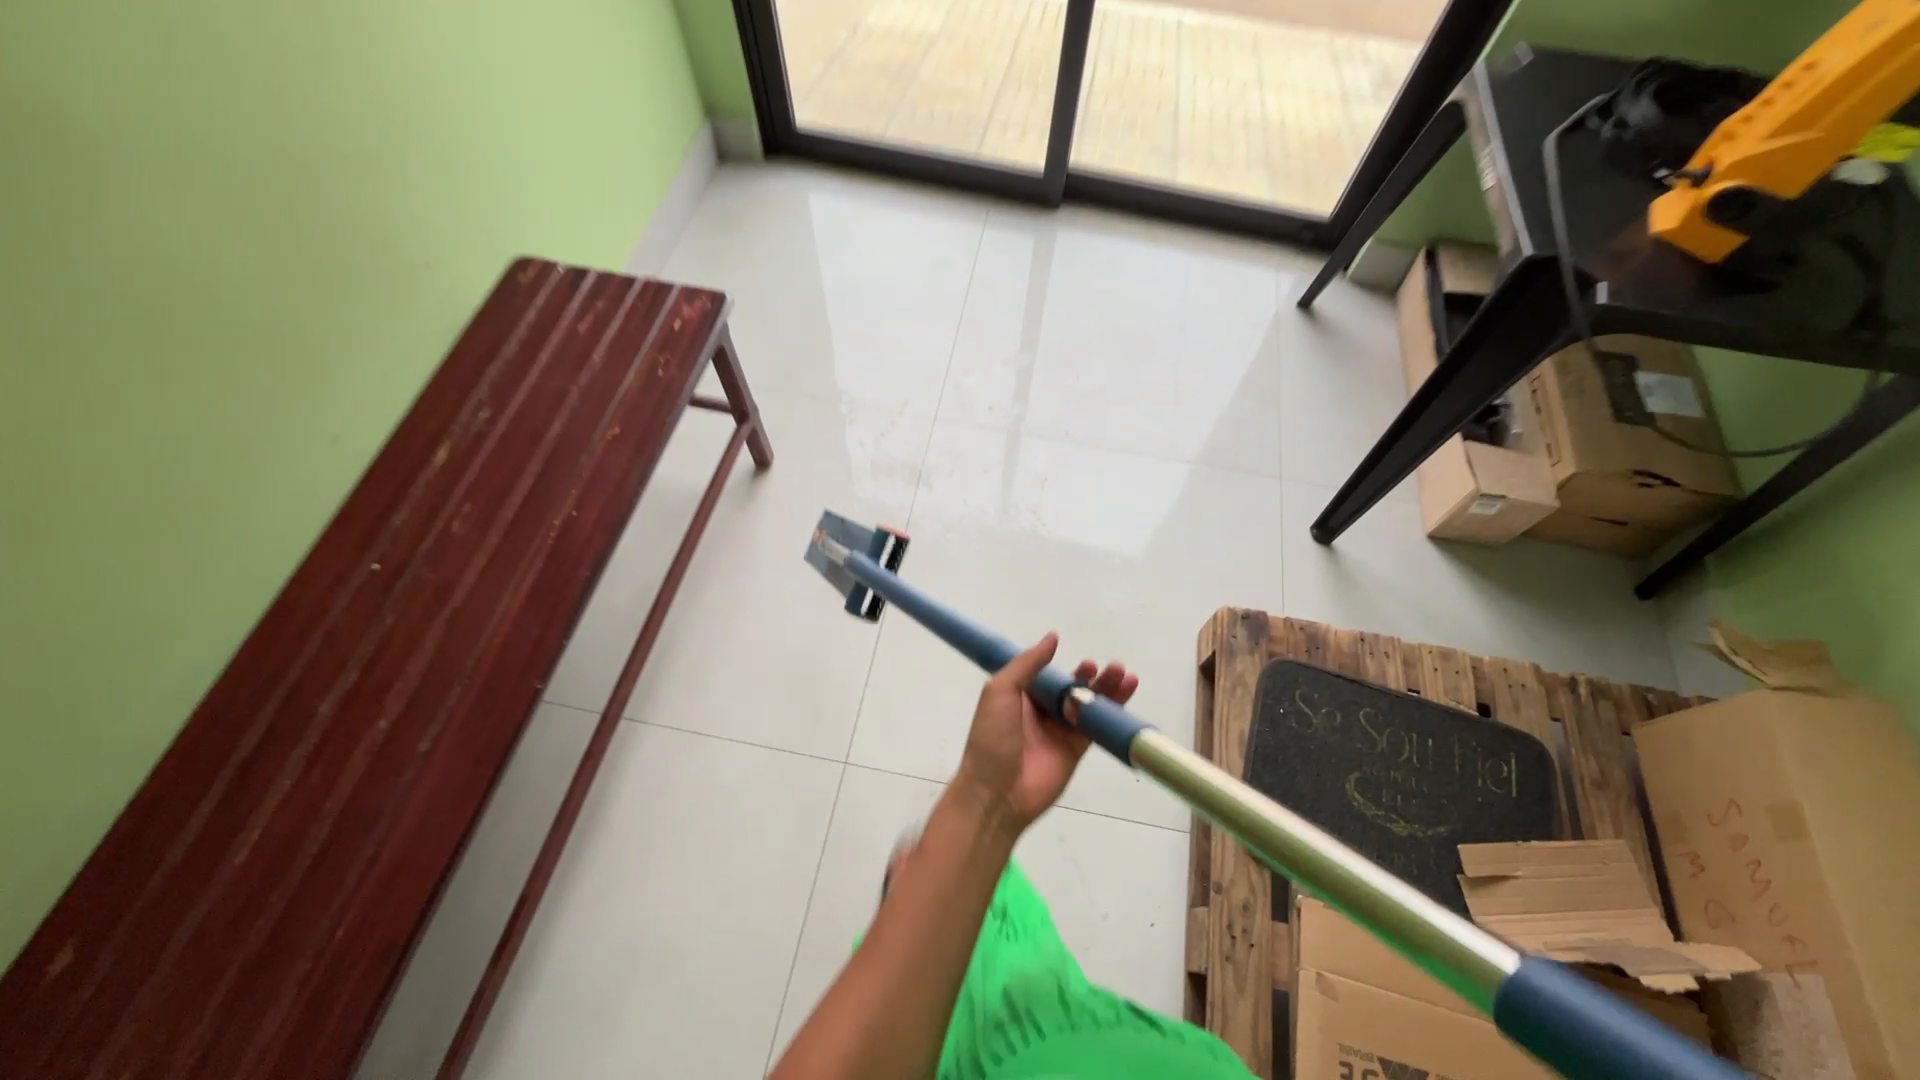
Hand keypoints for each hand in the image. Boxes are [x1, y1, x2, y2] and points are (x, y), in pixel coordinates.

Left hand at [955, 632, 1138, 835]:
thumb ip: (1027, 664)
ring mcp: (1058, 732)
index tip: (1086, 662)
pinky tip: (1125, 696)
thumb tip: (1052, 638)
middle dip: (1093, 677)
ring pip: (1088, 705)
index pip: (1049, 675)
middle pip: (1072, 688)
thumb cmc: (992, 737)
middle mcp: (1041, 712)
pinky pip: (1096, 728)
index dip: (1067, 668)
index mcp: (1020, 696)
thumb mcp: (1001, 691)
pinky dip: (1111, 713)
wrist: (996, 791)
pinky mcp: (1074, 750)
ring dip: (1107, 690)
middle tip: (1113, 668)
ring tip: (1124, 675)